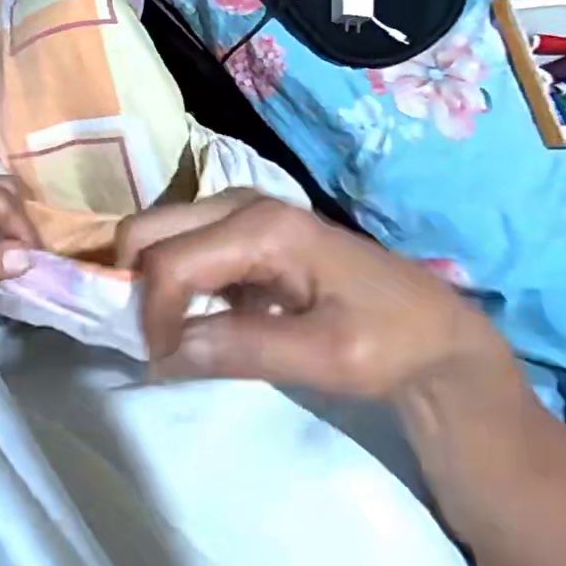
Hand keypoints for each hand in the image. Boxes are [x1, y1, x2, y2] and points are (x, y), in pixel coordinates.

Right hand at [123, 191, 509, 399]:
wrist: (432, 328)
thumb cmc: (390, 341)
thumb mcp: (330, 357)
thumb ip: (244, 348)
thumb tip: (165, 353)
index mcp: (261, 227)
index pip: (171, 262)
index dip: (154, 315)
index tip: (163, 363)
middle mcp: (236, 202)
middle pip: (146, 229)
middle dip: (134, 285)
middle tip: (152, 340)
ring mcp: (233, 207)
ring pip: (154, 232)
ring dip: (147, 281)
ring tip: (168, 331)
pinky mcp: (234, 224)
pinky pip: (175, 242)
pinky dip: (166, 277)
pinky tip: (193, 313)